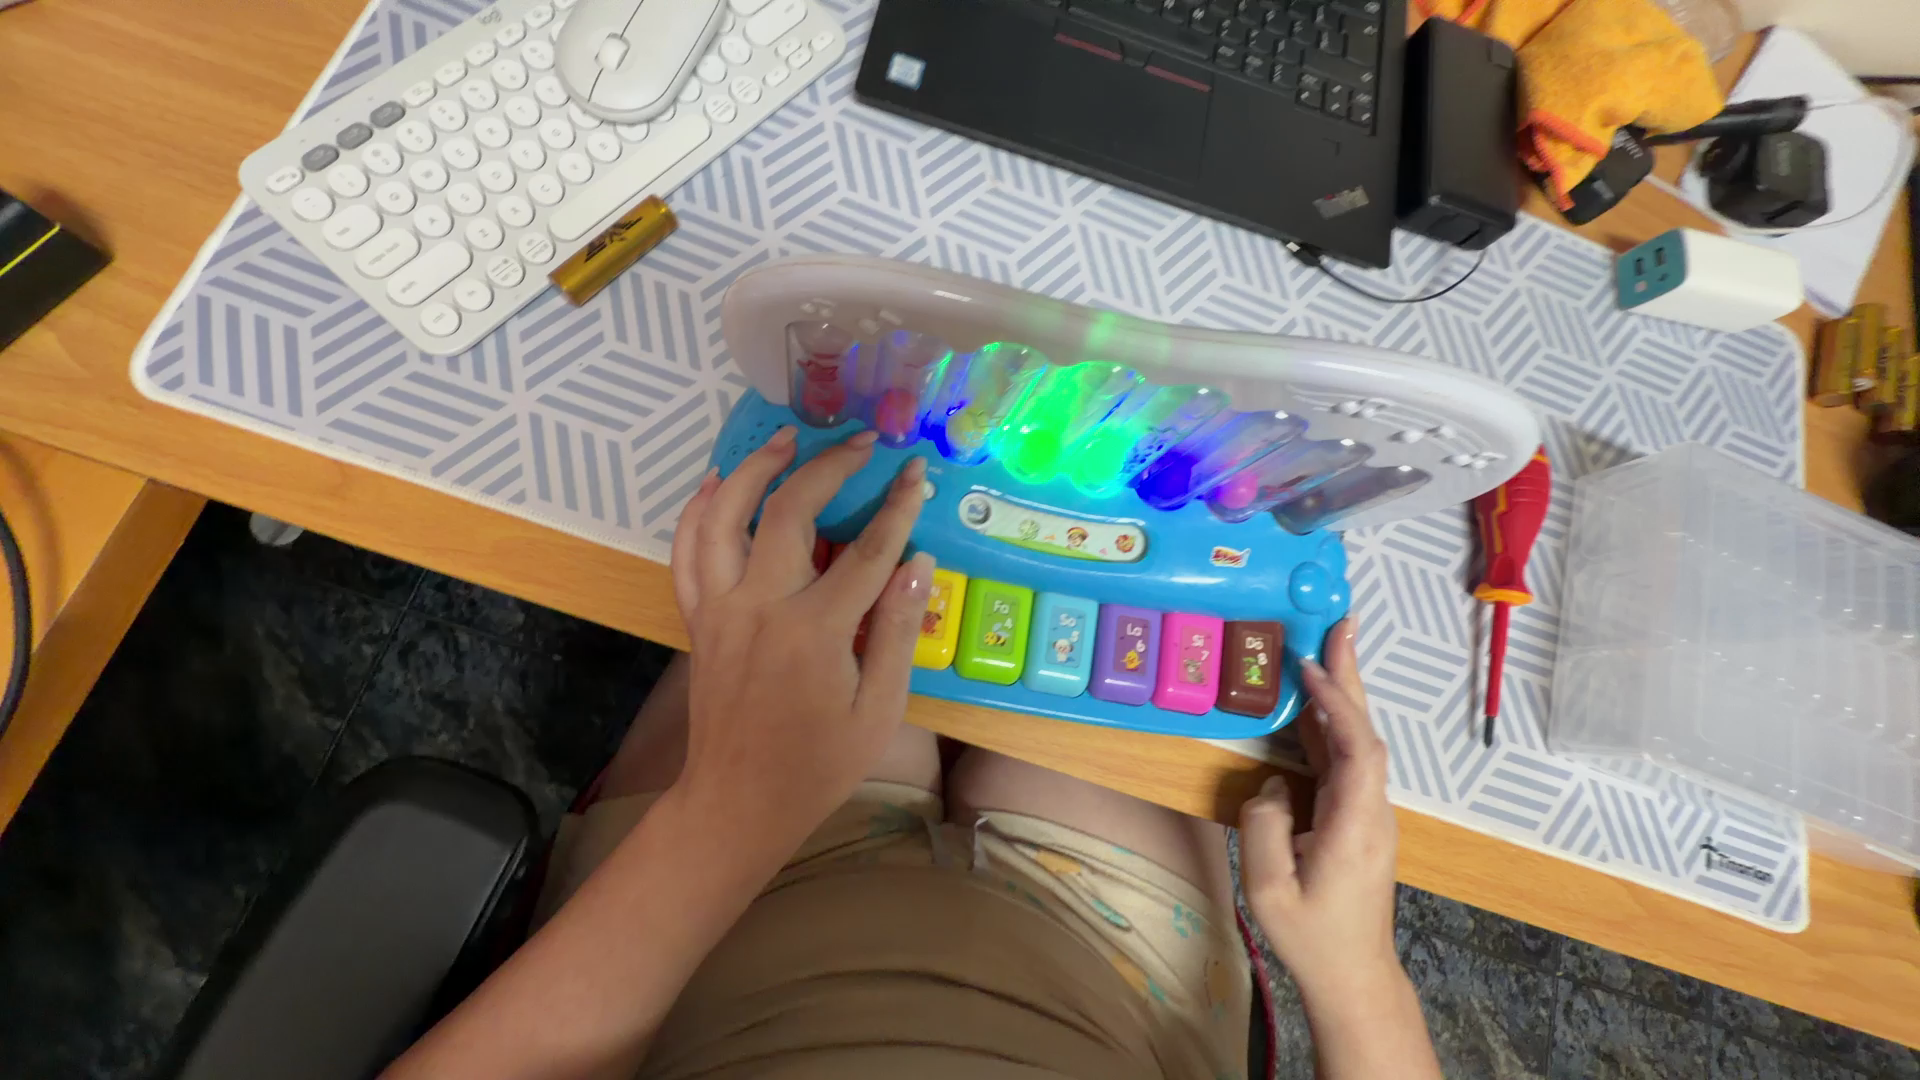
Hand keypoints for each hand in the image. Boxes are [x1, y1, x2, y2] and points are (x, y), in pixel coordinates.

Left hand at [668, 426, 933, 841]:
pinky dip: (699, 511)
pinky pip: (687, 552)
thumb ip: (897, 631)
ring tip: (785, 439)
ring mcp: (720, 608)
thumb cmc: (820, 763)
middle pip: (792, 512)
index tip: (916, 471)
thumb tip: (917, 564)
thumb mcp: (880, 709)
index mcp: (815, 631)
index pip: (867, 550)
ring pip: (726, 517)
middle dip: (830, 467)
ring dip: (755, 469)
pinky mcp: (697, 618)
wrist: (739, 803)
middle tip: (861, 443)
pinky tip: (718, 483)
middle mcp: (761, 606)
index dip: (897, 506)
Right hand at [1238, 618, 1401, 1006]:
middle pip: (1365, 731)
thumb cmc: (1311, 934)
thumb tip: (1272, 784)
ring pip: (1355, 740)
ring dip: (1341, 692)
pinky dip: (1328, 721)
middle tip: (1341, 624)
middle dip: (1351, 676)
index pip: (1356, 749)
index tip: (1311, 667)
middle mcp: (1370, 808)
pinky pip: (1342, 757)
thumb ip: (1264, 825)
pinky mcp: (1353, 815)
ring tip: (1325, 647)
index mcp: (1356, 823)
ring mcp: (1365, 811)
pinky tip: (1313, 701)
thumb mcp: (1269, 886)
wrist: (1353, 973)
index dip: (1337, 705)